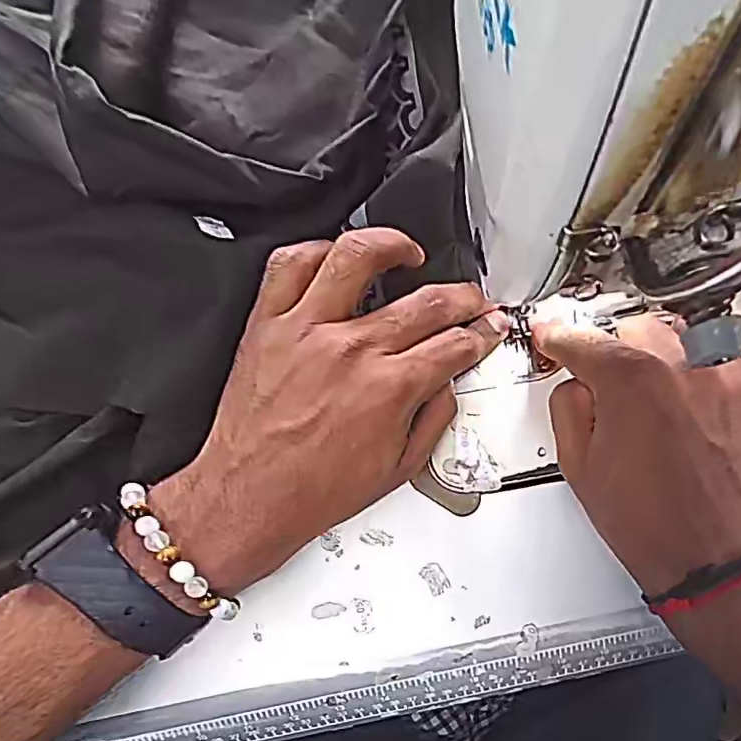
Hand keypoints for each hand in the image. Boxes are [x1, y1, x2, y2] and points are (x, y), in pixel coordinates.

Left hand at [136, 228, 508, 599]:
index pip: (456, 343)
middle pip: (428, 300)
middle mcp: (353, 352)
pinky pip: (291, 265)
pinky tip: (335, 258)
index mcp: (391, 389)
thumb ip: (434, 419)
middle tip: (471, 299)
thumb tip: (447, 384)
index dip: (483, 332)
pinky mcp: (268, 325)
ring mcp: (308, 331)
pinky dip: (317, 250)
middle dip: (465, 296)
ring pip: (359, 256)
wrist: (253, 495)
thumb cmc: (314, 490)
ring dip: (395, 245)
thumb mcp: (398, 468)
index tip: (488, 328)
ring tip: (409, 253)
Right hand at [535, 315, 740, 596]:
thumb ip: (567, 409)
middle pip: (638, 329)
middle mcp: (679, 369)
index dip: (560, 338)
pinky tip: (722, 376)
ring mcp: (726, 378)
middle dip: (617, 352)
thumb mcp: (579, 467)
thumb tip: (573, 385)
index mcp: (627, 383)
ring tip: (666, 391)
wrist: (705, 555)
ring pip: (691, 332)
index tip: (555, 337)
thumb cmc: (649, 521)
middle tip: (613, 385)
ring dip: (671, 353)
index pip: (583, 341)